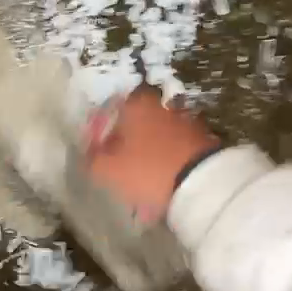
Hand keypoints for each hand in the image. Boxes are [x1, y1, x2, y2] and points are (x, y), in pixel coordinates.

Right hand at [83, 86, 220, 223]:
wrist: (203, 183)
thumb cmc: (147, 169)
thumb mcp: (108, 169)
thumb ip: (92, 159)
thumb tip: (88, 153)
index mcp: (136, 104)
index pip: (108, 110)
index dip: (96, 131)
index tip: (92, 152)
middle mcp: (161, 106)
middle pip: (133, 124)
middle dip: (121, 144)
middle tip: (112, 167)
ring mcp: (184, 122)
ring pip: (153, 138)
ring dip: (142, 156)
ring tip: (136, 182)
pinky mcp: (202, 141)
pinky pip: (172, 151)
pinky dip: (162, 164)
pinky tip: (158, 186)